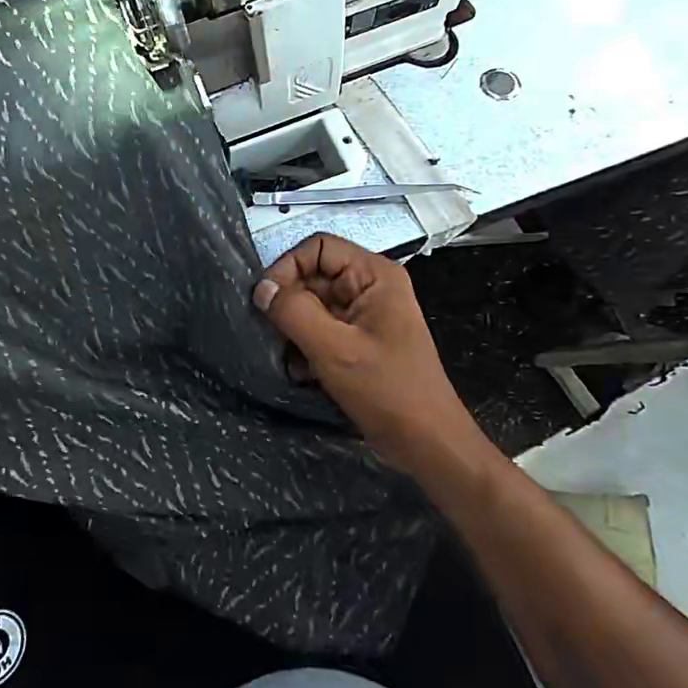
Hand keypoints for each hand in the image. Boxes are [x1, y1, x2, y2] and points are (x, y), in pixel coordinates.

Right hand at [253, 233, 479, 472]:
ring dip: (296, 332)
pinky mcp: (361, 344)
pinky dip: (308, 349)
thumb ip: (293, 312)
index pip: (319, 247)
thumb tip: (261, 289)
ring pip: (315, 308)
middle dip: (290, 305)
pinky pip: (324, 332)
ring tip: (289, 359)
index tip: (265, 301)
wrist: (426, 439)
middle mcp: (371, 288)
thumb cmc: (387, 390)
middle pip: (315, 278)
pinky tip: (303, 374)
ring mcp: (367, 317)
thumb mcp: (334, 349)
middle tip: (271, 335)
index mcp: (374, 275)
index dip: (288, 267)